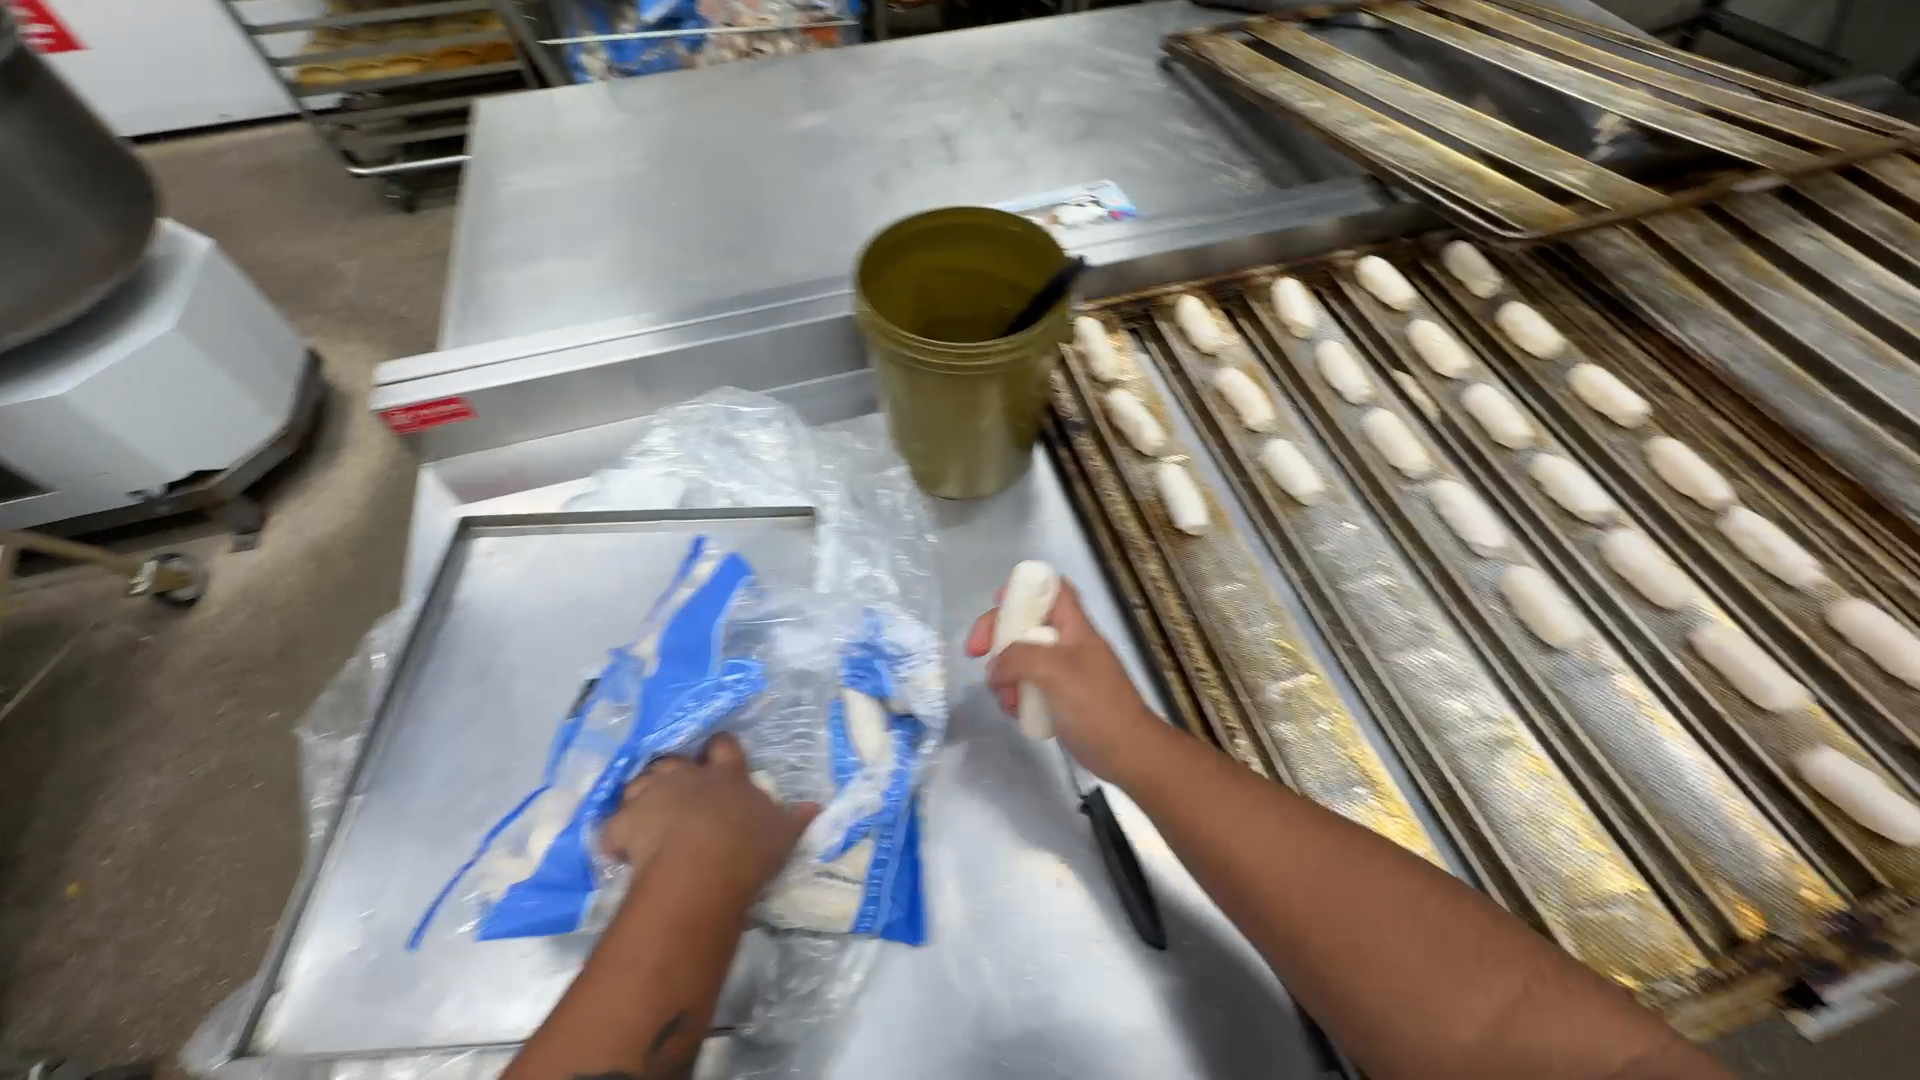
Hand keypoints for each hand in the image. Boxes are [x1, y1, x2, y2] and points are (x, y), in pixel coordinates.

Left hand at [601, 733, 818, 898]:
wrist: (700, 867)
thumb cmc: (747, 845)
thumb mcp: (783, 833)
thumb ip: (796, 818)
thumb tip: (815, 807)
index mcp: (727, 776)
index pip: (724, 748)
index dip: (720, 749)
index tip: (718, 754)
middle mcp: (688, 777)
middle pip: (674, 760)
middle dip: (674, 771)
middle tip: (677, 790)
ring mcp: (652, 796)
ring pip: (640, 782)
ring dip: (642, 794)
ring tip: (646, 815)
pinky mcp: (624, 823)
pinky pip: (613, 825)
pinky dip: (616, 835)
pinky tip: (619, 851)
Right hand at [965, 576, 1170, 780]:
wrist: (1128, 754)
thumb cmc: (1096, 706)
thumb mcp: (1056, 671)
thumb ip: (1019, 658)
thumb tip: (995, 669)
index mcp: (1075, 627)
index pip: (1052, 589)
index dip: (1023, 588)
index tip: (996, 606)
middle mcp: (1069, 644)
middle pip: (1026, 624)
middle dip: (998, 636)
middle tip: (975, 654)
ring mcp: (1065, 673)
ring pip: (1022, 659)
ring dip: (1005, 674)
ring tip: (1006, 698)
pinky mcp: (1060, 698)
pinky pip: (1028, 687)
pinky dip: (1016, 696)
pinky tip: (1016, 713)